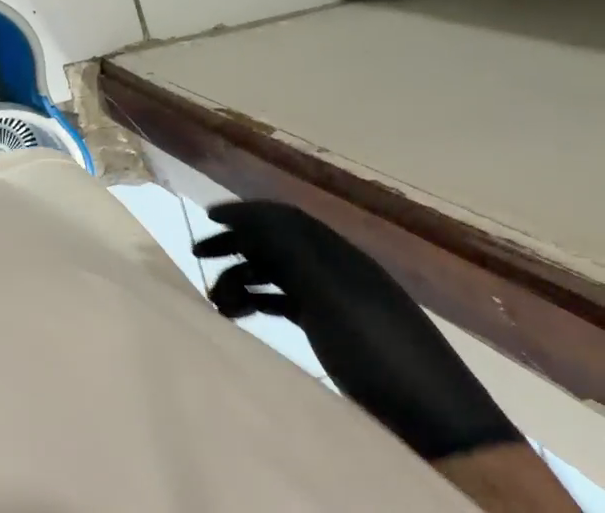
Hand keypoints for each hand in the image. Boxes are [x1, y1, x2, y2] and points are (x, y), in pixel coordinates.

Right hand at [194, 200, 519, 460]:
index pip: (286, 219)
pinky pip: (284, 302)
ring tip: (219, 303)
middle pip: (276, 244)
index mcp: (341, 259)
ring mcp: (337, 304)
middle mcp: (338, 274)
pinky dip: (257, 302)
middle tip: (198, 255)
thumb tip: (249, 216)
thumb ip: (291, 254)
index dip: (246, 213)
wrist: (439, 425)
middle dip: (235, 246)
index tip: (207, 218)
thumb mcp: (334, 297)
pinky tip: (240, 315)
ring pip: (276, 275)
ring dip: (241, 280)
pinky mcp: (334, 331)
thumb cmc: (381, 353)